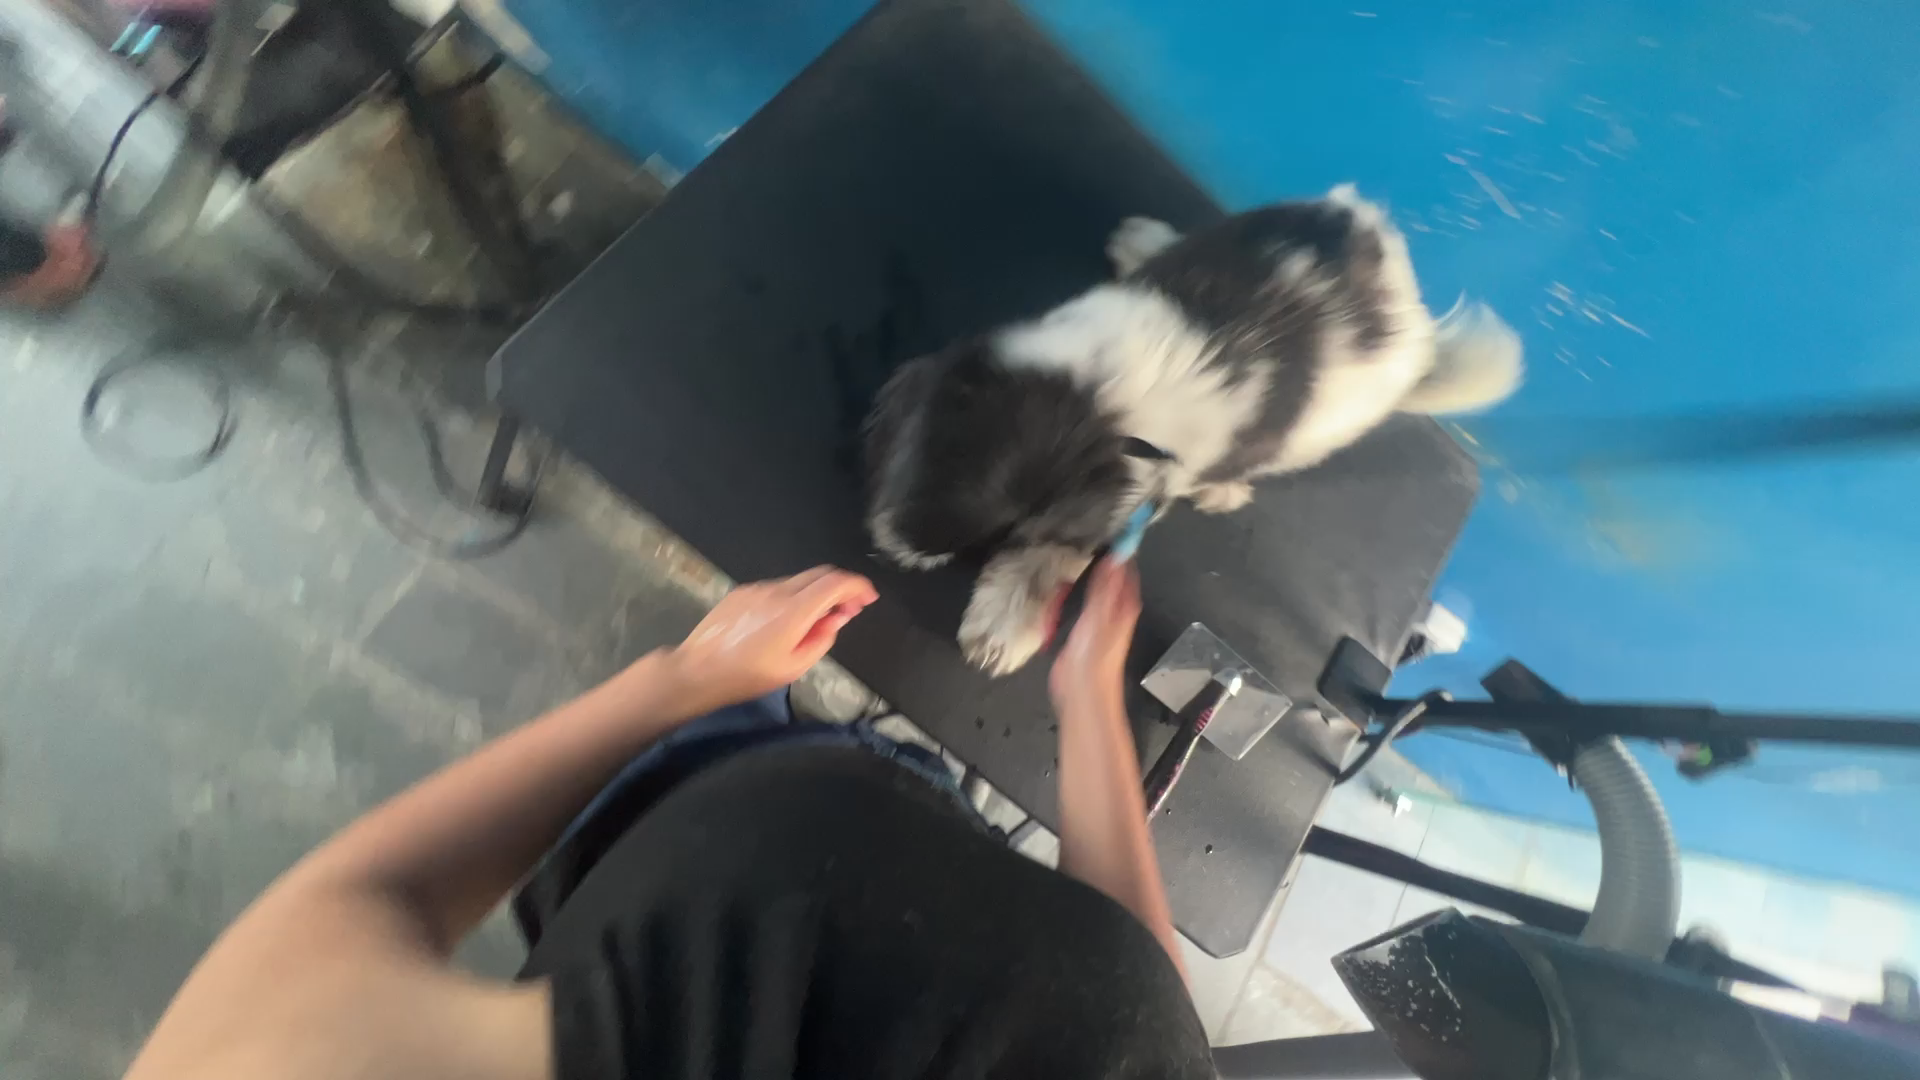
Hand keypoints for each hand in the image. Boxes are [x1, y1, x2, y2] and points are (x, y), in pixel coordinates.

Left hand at [656, 566, 877, 714]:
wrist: (697, 672)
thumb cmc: (748, 676)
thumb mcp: (794, 667)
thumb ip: (822, 638)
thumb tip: (836, 618)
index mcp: (793, 611)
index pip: (835, 582)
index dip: (858, 585)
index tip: (868, 597)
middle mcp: (777, 591)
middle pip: (820, 574)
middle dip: (842, 587)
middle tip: (850, 608)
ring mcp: (757, 588)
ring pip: (799, 581)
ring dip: (816, 593)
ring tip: (818, 620)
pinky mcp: (743, 591)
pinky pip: (778, 587)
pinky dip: (794, 596)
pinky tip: (787, 620)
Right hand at [1048, 556, 1140, 713]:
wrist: (1082, 692)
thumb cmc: (1094, 657)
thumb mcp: (1099, 615)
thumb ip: (1105, 585)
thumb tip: (1116, 555)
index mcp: (1123, 603)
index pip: (1123, 567)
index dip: (1114, 551)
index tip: (1097, 538)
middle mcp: (1112, 609)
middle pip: (1096, 579)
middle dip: (1078, 578)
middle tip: (1064, 580)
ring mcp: (1094, 620)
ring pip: (1077, 595)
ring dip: (1063, 598)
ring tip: (1055, 608)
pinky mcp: (1077, 632)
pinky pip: (1064, 613)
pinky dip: (1055, 616)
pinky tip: (1050, 625)